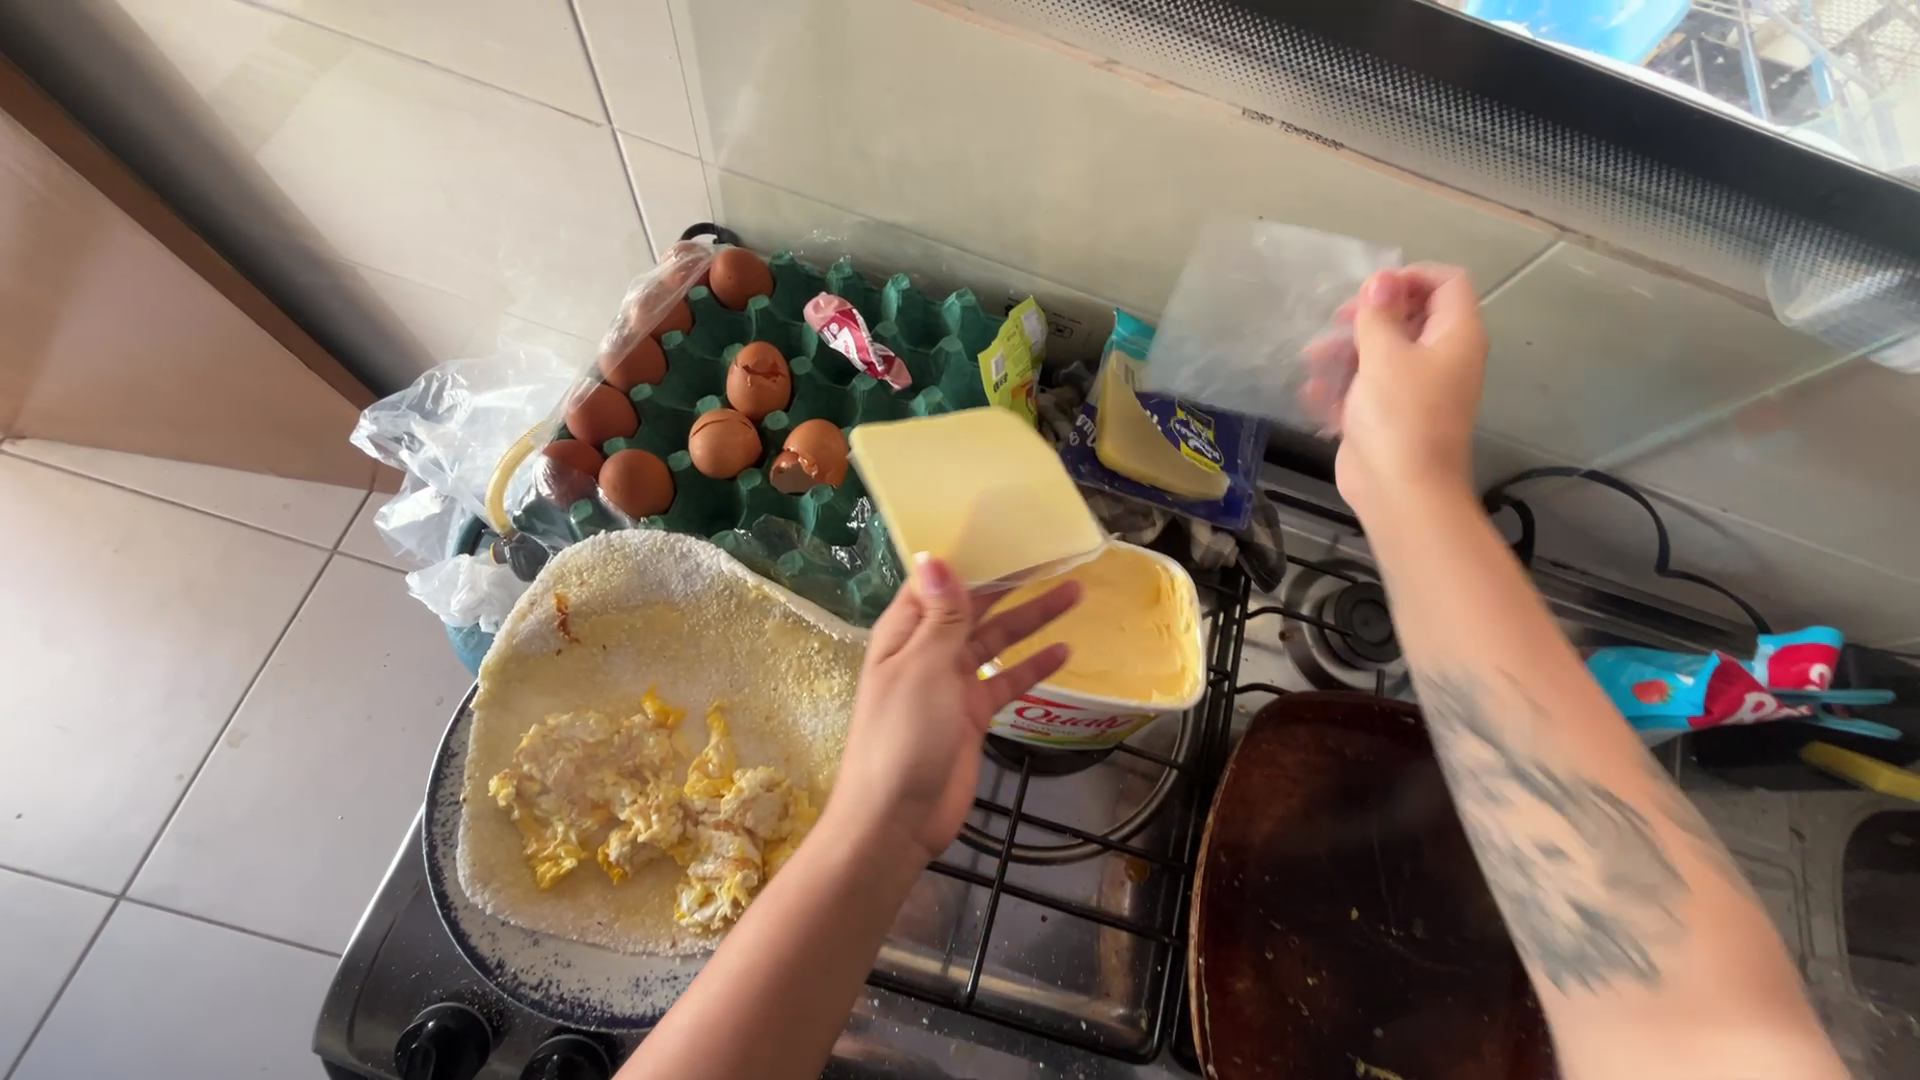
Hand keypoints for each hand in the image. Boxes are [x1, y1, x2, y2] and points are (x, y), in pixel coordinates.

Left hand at [829, 554, 1080, 863]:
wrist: (897, 818)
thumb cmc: (903, 736)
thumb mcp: (924, 668)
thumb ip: (940, 616)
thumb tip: (934, 556)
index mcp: (905, 632)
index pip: (937, 581)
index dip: (969, 556)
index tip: (1006, 531)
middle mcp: (927, 650)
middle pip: (973, 606)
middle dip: (1010, 582)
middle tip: (1054, 556)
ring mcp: (950, 683)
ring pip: (996, 640)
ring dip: (1031, 619)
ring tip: (1074, 592)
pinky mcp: (972, 714)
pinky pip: (1006, 681)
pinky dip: (1032, 666)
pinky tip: (1064, 652)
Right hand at [1327, 264, 1488, 520]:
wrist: (1400, 489)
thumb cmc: (1398, 416)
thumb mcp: (1384, 356)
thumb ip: (1379, 315)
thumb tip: (1381, 278)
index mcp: (1454, 336)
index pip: (1446, 283)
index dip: (1410, 277)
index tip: (1370, 290)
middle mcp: (1440, 357)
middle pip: (1409, 317)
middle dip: (1369, 317)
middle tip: (1337, 323)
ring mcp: (1414, 389)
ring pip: (1381, 353)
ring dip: (1346, 352)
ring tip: (1313, 360)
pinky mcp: (1388, 415)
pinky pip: (1365, 388)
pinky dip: (1341, 387)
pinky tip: (1313, 394)